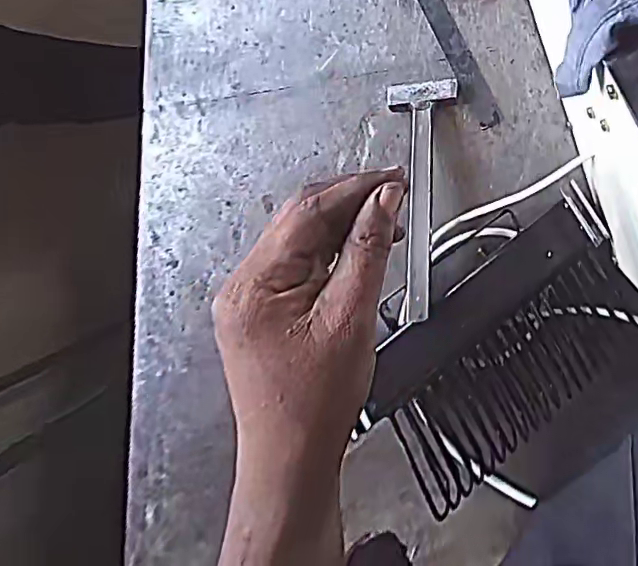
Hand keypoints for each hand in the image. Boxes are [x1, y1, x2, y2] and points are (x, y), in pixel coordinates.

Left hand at [215, 170, 404, 565]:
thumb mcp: (351, 317)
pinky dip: (334, 246)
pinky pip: (301, 257)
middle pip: (303, 216)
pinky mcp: (264, 305)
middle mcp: (244, 284)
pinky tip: (360, 248)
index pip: (309, 209)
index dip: (356, 187)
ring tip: (385, 222)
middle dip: (352, 200)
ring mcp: (251, 294)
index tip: (391, 179)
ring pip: (303, 234)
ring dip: (346, 222)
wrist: (293, 459)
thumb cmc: (313, 405)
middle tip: (393, 192)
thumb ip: (368, 249)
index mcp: (255, 283)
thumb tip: (383, 201)